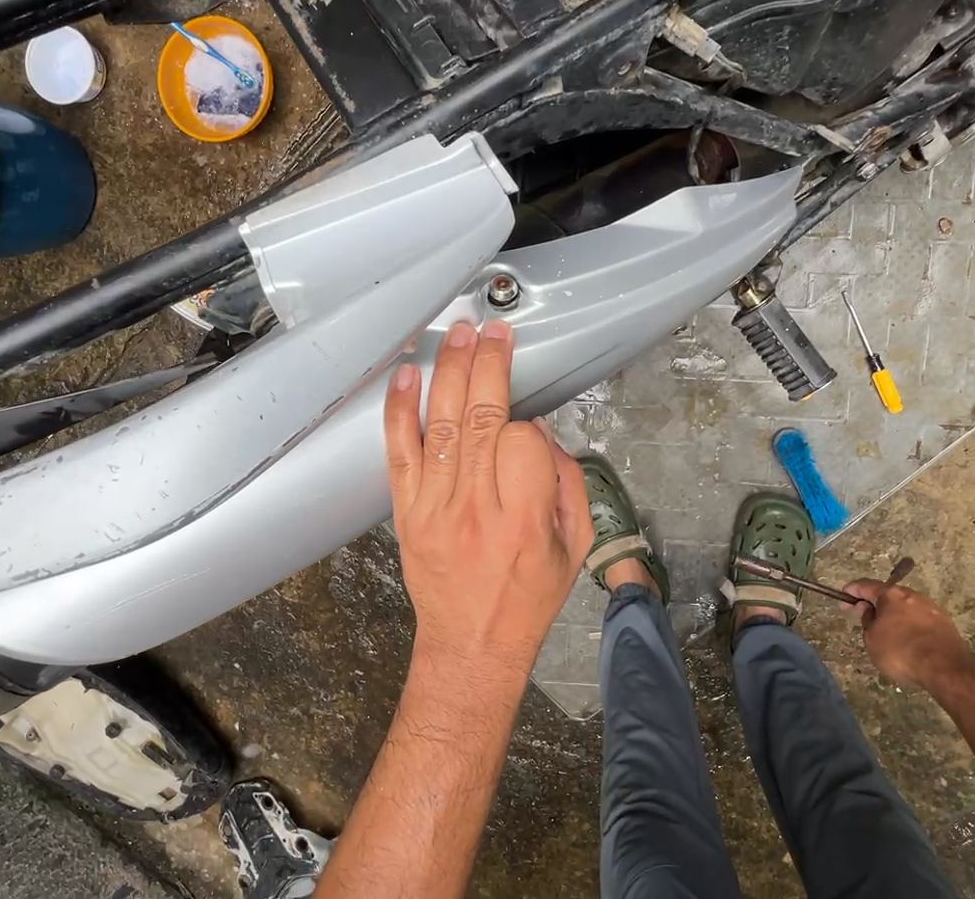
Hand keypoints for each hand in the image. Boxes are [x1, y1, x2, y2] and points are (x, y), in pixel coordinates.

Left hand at [383, 321, 593, 676]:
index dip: (528, 424)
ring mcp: (435, 507)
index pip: (524, 441)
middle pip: (481, 419)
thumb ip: (565, 485)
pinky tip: (408, 375)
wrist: (471, 646)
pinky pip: (400, 453)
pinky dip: (401, 411)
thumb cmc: (529, 598)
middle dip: (488, 365)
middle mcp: (477, 507)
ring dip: (450, 374)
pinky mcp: (406, 511)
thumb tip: (541, 434)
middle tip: (491, 329)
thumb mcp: (574, 547)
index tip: (529, 429)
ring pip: (441, 426)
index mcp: (524, 518)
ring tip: (457, 334)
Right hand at [841, 580, 974, 692]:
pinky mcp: (946, 623)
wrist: (946, 669)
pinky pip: (920, 620)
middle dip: (875, 604)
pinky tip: (909, 641)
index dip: (852, 591)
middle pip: (888, 595)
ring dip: (894, 615)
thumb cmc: (901, 652)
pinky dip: (910, 626)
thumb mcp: (871, 639)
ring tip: (888, 633)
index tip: (844, 598)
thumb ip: (867, 621)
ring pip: (906, 607)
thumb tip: (869, 610)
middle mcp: (911, 595)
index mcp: (890, 595)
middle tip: (866, 617)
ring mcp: (931, 608)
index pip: (865, 586)